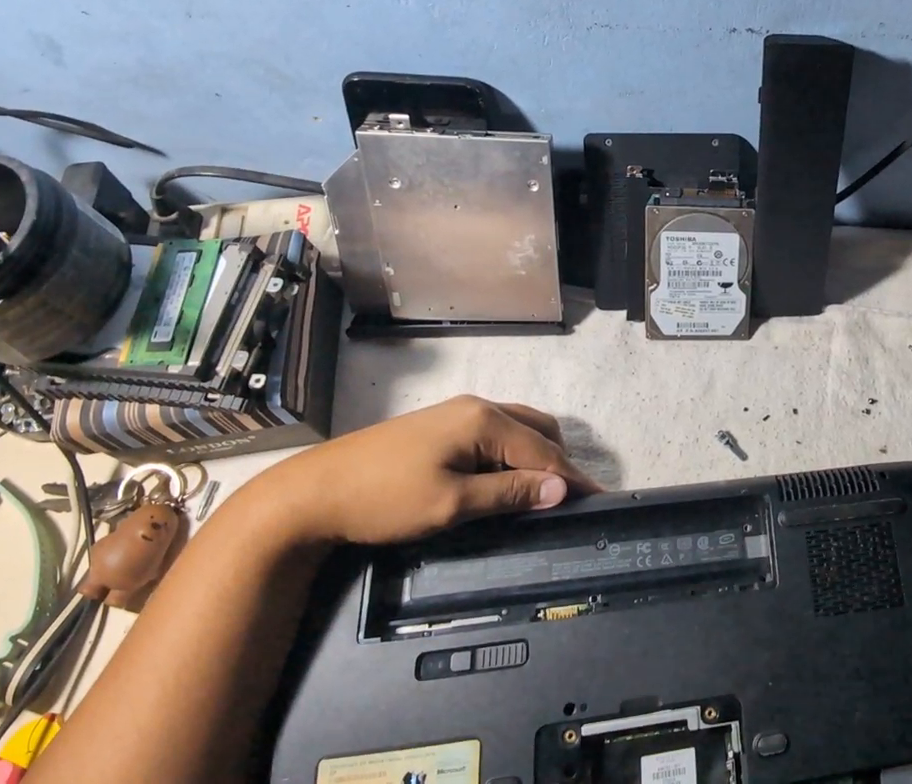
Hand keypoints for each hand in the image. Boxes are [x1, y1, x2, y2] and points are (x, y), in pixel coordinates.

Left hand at [249, 395, 600, 545]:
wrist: (310, 494)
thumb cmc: (382, 499)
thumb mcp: (451, 504)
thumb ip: (510, 494)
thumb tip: (560, 489)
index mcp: (484, 420)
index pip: (544, 451)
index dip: (573, 479)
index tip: (601, 499)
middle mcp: (477, 407)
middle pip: (538, 431)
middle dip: (558, 464)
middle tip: (569, 501)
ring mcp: (457, 413)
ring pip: (517, 429)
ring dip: (535, 458)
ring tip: (541, 494)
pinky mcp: (441, 426)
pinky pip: (495, 434)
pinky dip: (512, 455)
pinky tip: (506, 480)